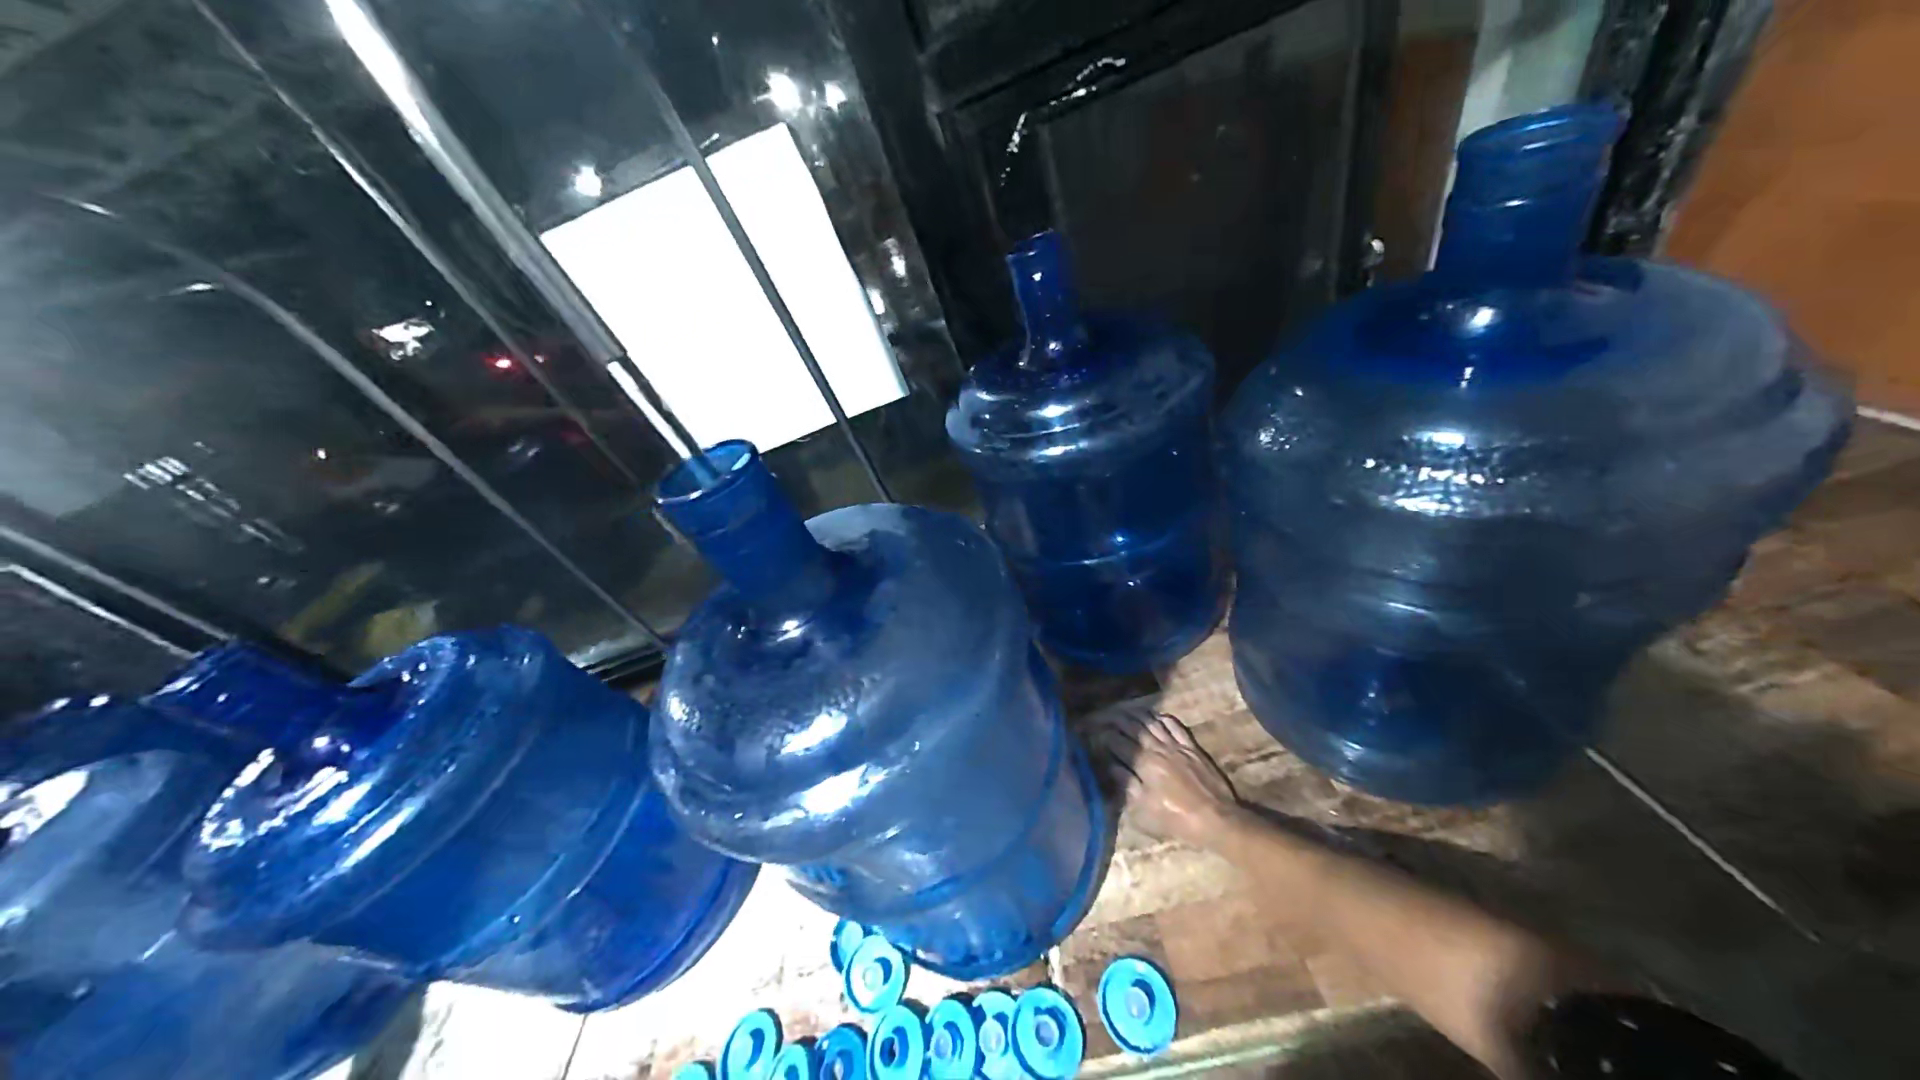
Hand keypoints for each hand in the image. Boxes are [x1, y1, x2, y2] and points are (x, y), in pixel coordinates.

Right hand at [1088, 703, 1247, 848]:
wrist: (1216, 818)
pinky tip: (1157, 715)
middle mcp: (1157, 748)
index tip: (1096, 731)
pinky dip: (1164, 717)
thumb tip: (1110, 764)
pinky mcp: (1192, 747)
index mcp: (1143, 763)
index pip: (1118, 742)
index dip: (1105, 735)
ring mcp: (1176, 745)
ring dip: (1138, 714)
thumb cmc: (1176, 819)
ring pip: (1153, 722)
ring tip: (1126, 710)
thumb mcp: (1143, 809)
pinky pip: (1175, 726)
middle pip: (1134, 727)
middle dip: (1118, 720)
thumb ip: (1125, 783)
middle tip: (1107, 714)